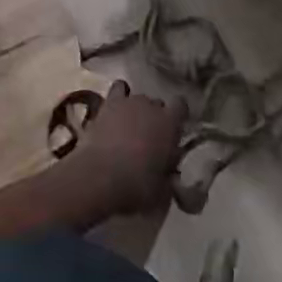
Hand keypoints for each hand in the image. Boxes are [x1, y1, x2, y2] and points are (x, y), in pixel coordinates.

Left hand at [67, 81, 184, 214]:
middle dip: (155, 118)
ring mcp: (130, 101)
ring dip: (137, 111)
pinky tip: (115, 111)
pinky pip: (118, 89)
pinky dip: (119, 98)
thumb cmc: (136, 185)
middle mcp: (153, 105)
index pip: (181, 106)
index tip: (173, 131)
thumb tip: (170, 174)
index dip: (178, 116)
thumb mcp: (161, 191)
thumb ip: (169, 178)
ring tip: (128, 129)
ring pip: (139, 99)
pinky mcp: (109, 103)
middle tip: (148, 140)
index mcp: (170, 123)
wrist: (99, 176)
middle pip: (158, 104)